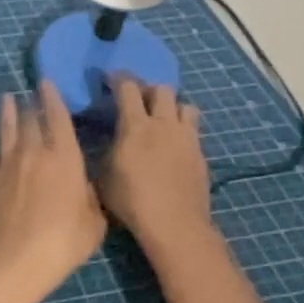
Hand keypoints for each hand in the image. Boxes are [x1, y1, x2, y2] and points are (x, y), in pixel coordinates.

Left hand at [0, 81, 106, 284]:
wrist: (20, 257)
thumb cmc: (66, 240)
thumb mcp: (95, 220)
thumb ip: (90, 196)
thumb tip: (82, 184)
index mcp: (66, 157)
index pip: (59, 118)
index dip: (53, 98)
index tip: (47, 82)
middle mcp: (35, 153)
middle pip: (31, 120)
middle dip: (31, 104)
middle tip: (30, 91)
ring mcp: (8, 165)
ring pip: (7, 130)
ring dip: (6, 112)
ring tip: (6, 97)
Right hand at [99, 78, 216, 258]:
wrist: (174, 223)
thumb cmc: (131, 200)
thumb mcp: (103, 175)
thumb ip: (105, 151)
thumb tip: (104, 141)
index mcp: (135, 125)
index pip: (127, 88)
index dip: (117, 78)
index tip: (109, 79)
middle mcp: (163, 123)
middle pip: (162, 89)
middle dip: (148, 89)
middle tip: (138, 100)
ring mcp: (186, 137)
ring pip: (184, 105)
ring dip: (172, 107)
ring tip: (162, 119)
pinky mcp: (201, 153)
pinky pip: (193, 130)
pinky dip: (182, 129)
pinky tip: (173, 144)